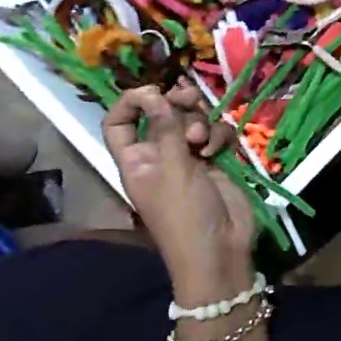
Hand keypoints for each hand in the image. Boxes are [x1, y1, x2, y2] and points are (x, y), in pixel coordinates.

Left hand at [104, 83, 256, 299]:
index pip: (119, 123)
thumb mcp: (172, 170)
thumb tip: (154, 93)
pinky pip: (216, 136)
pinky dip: (219, 137)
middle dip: (178, 105)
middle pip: (163, 115)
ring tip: (204, 141)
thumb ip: (166, 129)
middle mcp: (160, 156)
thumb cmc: (185, 214)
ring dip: (202, 123)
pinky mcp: (216, 164)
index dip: (132, 103)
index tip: (154, 92)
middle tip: (191, 100)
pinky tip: (220, 151)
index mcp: (136, 160)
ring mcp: (189, 160)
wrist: (221, 249)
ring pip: (194, 122)